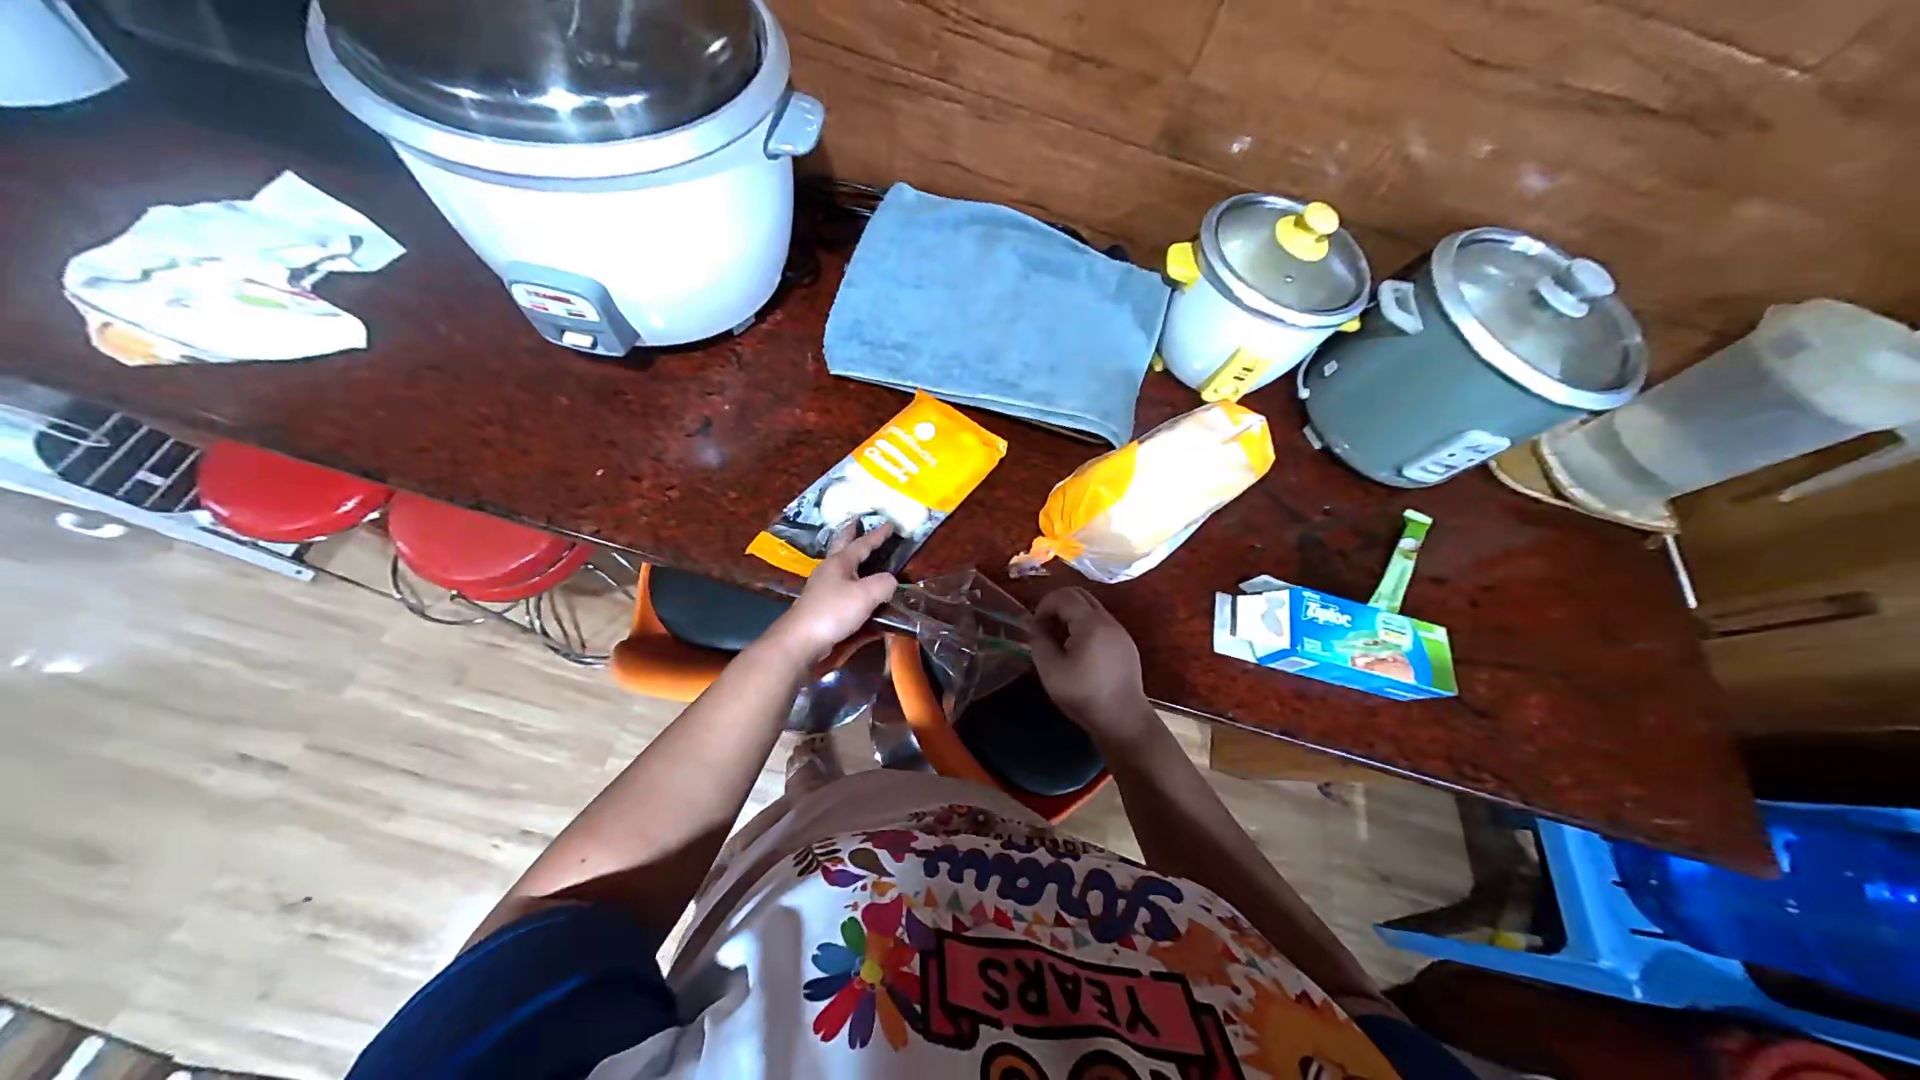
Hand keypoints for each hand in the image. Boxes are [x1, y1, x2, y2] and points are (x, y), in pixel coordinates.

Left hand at [766, 523, 897, 661]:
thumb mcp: (866, 595)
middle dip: (850, 534)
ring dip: (850, 557)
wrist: (802, 640)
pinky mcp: (821, 605)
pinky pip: (840, 585)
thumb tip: (891, 581)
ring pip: (840, 566)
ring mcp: (822, 587)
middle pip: (841, 547)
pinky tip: (855, 587)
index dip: (878, 535)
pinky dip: (850, 579)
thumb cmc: (834, 611)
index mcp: (840, 562)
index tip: (890, 524)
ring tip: (859, 554)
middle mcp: (829, 571)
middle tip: (856, 522)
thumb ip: (884, 584)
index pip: (863, 544)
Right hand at [1029, 587, 1159, 748]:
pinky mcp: (1126, 645)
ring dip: (1071, 617)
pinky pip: (1101, 623)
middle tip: (1045, 629)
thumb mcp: (1051, 669)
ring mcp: (1121, 632)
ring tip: (1059, 642)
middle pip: (1080, 596)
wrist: (1123, 720)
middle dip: (1057, 606)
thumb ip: (1039, 640)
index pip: (1064, 595)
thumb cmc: (1083, 695)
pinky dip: (1084, 627)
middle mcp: (1109, 621)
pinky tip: (1078, 652)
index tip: (1035, 627)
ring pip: (1092, 609)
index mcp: (1091, 623)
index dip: (1044, 605)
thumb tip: (1033, 623)